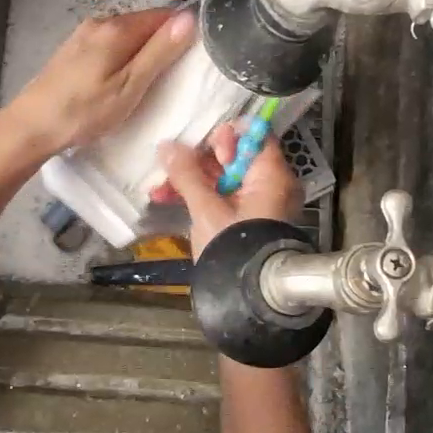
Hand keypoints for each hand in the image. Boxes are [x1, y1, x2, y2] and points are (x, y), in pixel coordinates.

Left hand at [0, 7, 195, 156]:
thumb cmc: (85, 111)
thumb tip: (189, 18)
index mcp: (118, 28)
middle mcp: (100, 22)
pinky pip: (109, 45)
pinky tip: (121, 80)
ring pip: (126, 35)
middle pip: (143, 24)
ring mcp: (83, 35)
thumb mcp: (130, 86)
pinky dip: (123, 57)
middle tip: (175, 74)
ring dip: (142, 51)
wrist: (32, 126)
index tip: (194, 57)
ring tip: (150, 80)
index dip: (182, 32)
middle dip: (162, 42)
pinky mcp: (73, 51)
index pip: (163, 16)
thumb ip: (159, 53)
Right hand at [156, 120, 301, 256]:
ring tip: (159, 189)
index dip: (228, 136)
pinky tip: (166, 199)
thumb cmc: (234, 247)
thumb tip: (167, 146)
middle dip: (198, 162)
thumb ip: (186, 175)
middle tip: (172, 167)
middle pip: (235, 158)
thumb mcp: (206, 210)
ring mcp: (257, 206)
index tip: (205, 148)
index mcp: (272, 177)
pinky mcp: (244, 222)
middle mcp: (271, 187)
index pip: (255, 137)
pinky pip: (222, 200)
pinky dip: (198, 199)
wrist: (248, 296)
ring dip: (190, 181)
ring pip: (222, 181)